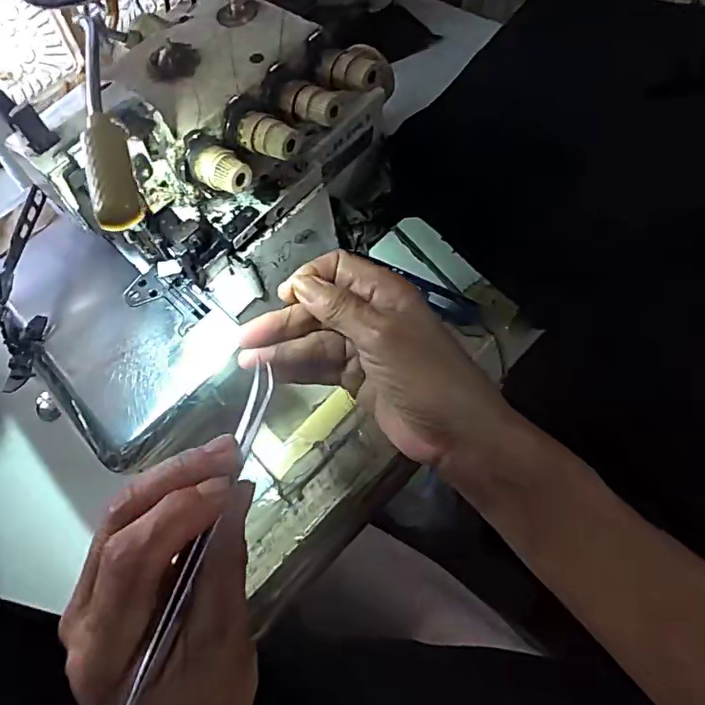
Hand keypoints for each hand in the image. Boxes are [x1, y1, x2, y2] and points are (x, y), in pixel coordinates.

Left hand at [60, 436, 256, 704]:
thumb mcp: (225, 650)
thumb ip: (223, 571)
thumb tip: (233, 497)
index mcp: (101, 652)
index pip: (129, 560)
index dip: (179, 512)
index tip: (227, 484)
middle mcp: (79, 616)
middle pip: (118, 525)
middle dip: (174, 480)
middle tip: (224, 452)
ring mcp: (84, 593)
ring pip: (120, 515)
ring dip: (171, 478)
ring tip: (216, 456)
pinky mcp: (100, 578)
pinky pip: (129, 524)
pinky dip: (166, 496)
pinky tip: (197, 479)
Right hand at [237, 250, 519, 474]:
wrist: (458, 435)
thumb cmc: (425, 376)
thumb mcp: (380, 334)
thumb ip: (337, 307)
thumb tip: (300, 283)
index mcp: (382, 294)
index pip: (336, 269)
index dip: (308, 279)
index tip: (285, 296)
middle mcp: (368, 315)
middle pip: (316, 309)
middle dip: (282, 321)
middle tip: (246, 338)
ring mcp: (361, 349)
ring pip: (312, 341)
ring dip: (280, 349)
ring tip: (246, 361)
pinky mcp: (355, 378)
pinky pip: (318, 367)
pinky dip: (294, 369)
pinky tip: (267, 373)